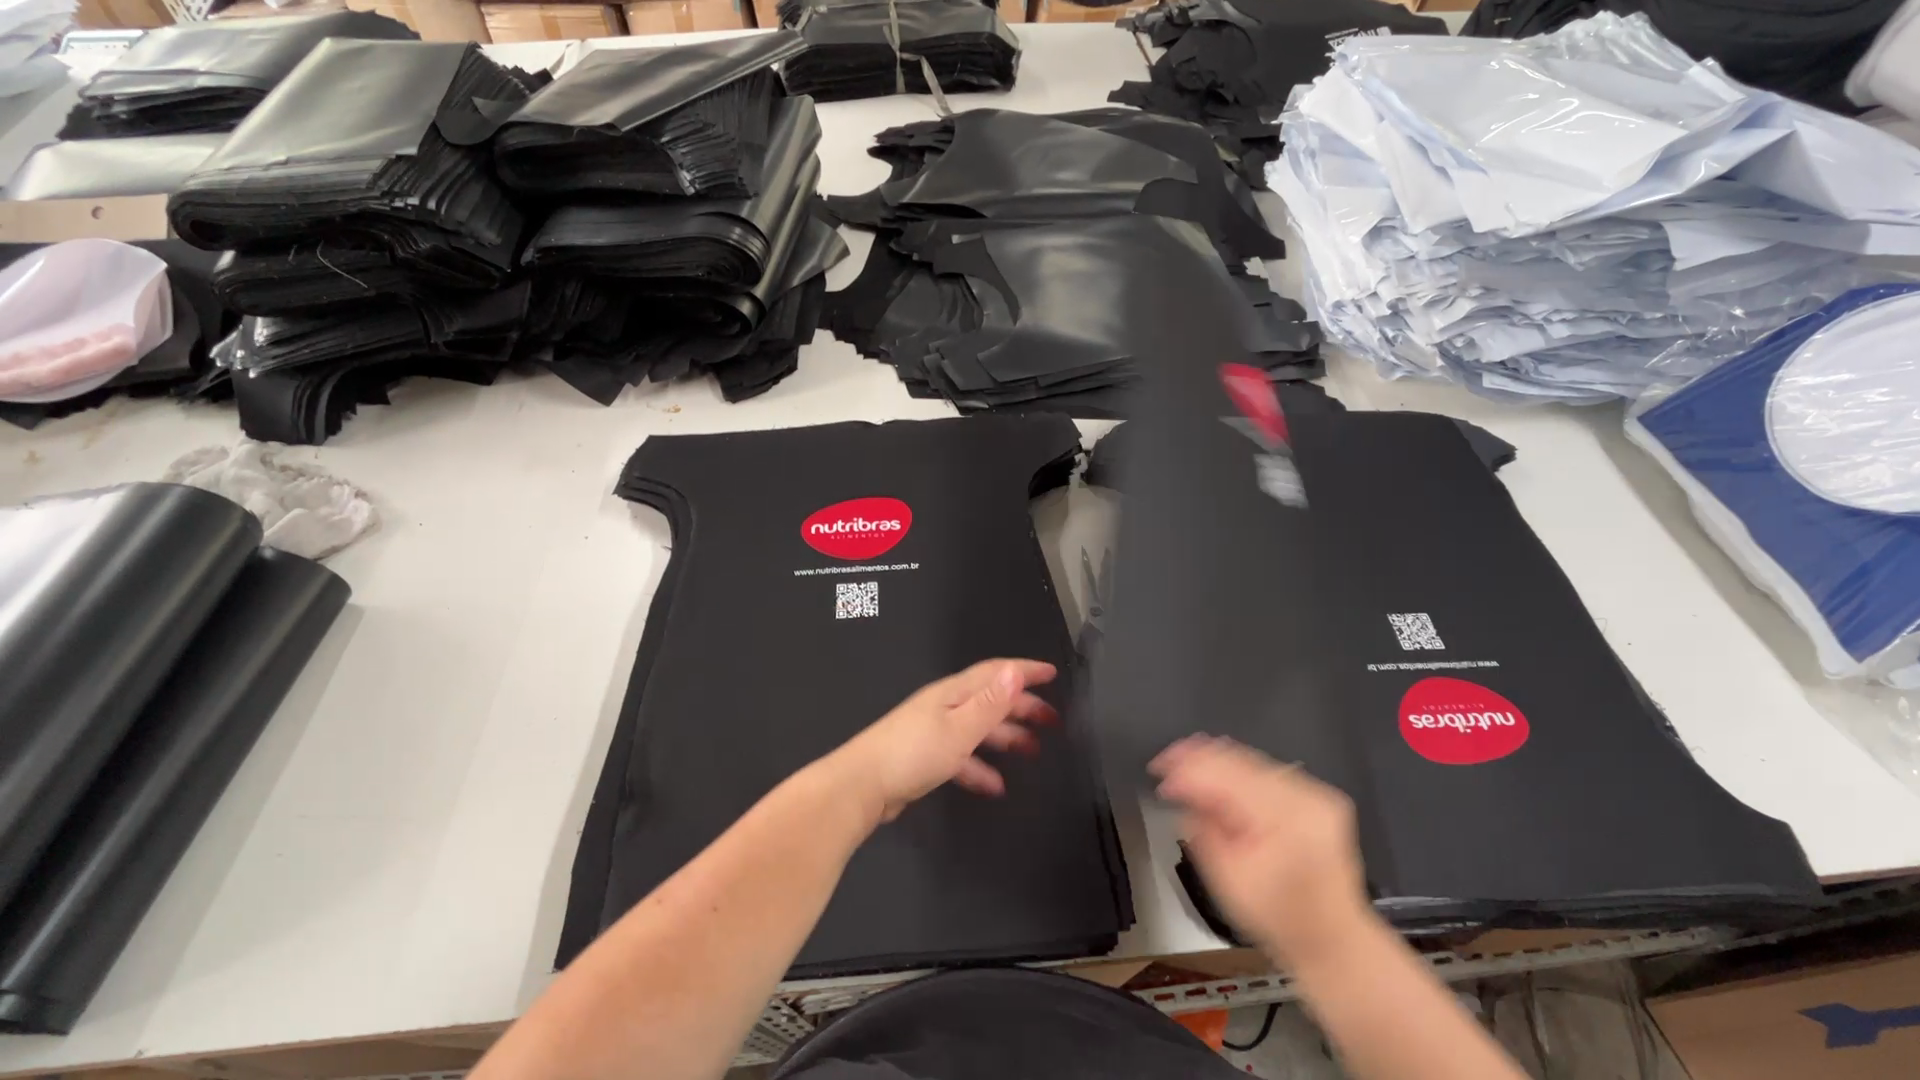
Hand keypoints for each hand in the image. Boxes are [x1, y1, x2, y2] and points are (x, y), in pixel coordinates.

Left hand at [825, 659, 1059, 823]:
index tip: (1052, 674)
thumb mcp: (959, 728)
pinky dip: (981, 768)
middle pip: (990, 700)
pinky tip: (995, 786)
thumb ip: (989, 702)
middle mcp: (944, 707)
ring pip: (978, 730)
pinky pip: (962, 757)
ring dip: (1006, 738)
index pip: (995, 673)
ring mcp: (933, 733)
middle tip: (1052, 721)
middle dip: (1022, 707)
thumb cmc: (912, 754)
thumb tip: (1015, 670)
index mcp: (953, 694)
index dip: (1024, 671)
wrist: (861, 786)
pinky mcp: (925, 759)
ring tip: (1032, 751)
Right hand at [1150, 736, 1371, 968]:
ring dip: (1218, 762)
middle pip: (1242, 762)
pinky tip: (1217, 771)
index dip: (1189, 769)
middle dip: (1200, 759)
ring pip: (1255, 763)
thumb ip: (1203, 830)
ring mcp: (1316, 796)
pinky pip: (1269, 773)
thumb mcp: (1227, 880)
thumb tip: (1182, 792)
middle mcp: (1306, 799)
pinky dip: (1240, 772)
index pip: (1227, 778)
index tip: (1160, 768)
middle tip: (1166, 761)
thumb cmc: (1278, 918)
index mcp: (1286, 821)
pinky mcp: (1316, 799)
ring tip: (1184, 761)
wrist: (1331, 938)